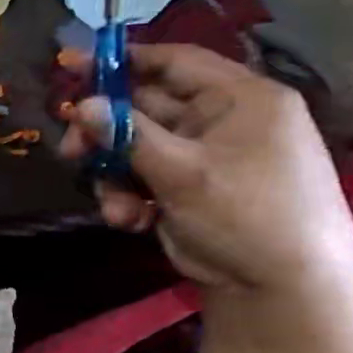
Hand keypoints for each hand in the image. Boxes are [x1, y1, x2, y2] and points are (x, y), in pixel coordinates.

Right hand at [58, 44, 352, 294]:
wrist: (283, 291)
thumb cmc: (246, 215)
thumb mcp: (182, 171)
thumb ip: (126, 134)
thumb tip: (80, 104)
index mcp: (240, 99)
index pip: (175, 61)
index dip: (123, 60)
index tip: (72, 67)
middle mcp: (222, 120)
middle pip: (146, 108)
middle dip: (106, 133)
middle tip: (69, 150)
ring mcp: (205, 157)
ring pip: (137, 149)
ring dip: (115, 175)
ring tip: (112, 206)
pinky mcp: (189, 189)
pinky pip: (145, 178)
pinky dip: (129, 196)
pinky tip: (129, 221)